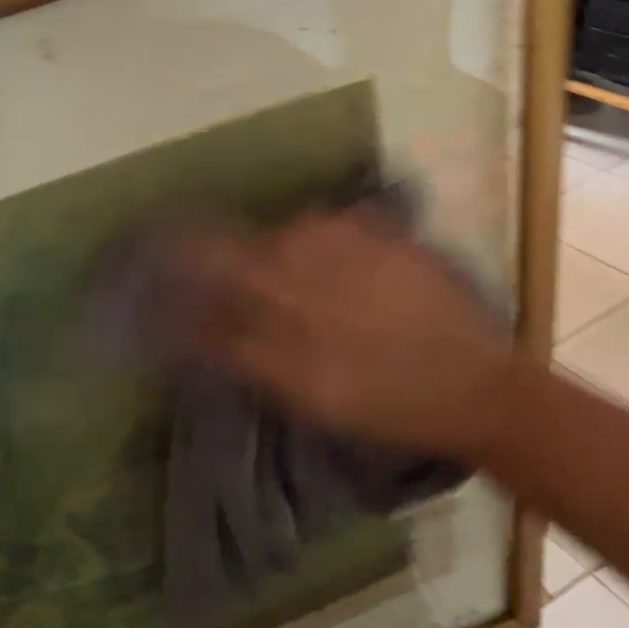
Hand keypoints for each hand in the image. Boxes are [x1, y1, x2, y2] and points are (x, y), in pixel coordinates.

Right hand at [139, 210, 516, 457]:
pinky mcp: (382, 231)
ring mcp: (350, 229)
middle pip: (243, 239)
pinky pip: (326, 235)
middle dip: (225, 266)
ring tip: (299, 310)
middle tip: (232, 309)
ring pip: (285, 238)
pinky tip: (339, 293)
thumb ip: (231, 343)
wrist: (483, 386)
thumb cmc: (383, 398)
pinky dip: (316, 258)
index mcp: (284, 274)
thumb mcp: (299, 386)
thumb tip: (171, 318)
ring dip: (275, 264)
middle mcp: (310, 236)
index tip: (145, 264)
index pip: (204, 247)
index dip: (169, 252)